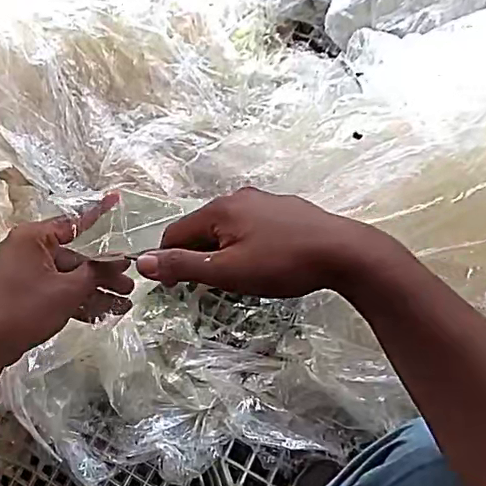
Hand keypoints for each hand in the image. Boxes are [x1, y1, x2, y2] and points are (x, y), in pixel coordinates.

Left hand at [0, 193, 136, 369]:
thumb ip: (96, 271)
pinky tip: (103, 313)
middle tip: (130, 285)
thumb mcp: (68, 290)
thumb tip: (121, 259)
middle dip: (104, 273)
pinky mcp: (25, 293)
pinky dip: (77, 300)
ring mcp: (25, 272)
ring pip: (68, 276)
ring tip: (124, 304)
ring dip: (95, 290)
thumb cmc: (26, 309)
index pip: (74, 222)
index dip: (99, 214)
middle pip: (75, 256)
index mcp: (33, 237)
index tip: (116, 200)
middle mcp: (28, 249)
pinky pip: (57, 290)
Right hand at [136, 187, 399, 298]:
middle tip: (209, 285)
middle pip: (201, 228)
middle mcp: (239, 197)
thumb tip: (141, 263)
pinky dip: (246, 244)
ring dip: (221, 250)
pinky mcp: (287, 209)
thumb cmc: (282, 264)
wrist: (345, 253)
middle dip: (197, 255)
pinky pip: (252, 226)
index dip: (168, 261)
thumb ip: (183, 266)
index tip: (175, 288)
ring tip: (237, 276)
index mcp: (219, 209)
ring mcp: (265, 200)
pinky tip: (264, 261)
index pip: (175, 233)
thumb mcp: (227, 272)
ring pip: (228, 227)